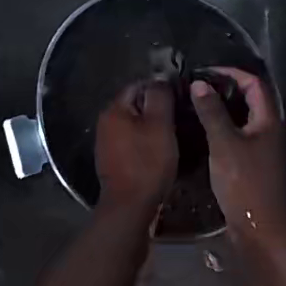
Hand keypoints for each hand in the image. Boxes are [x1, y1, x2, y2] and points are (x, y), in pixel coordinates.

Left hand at [93, 80, 176, 216]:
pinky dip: (144, 142)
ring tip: (173, 134)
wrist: (130, 205)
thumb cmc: (147, 162)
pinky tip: (159, 151)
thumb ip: (159, 98)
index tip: (180, 98)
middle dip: (155, 108)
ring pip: (133, 124)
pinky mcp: (111, 159)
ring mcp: (106, 142)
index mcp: (114, 110)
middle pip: (134, 105)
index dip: (160, 89)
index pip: (137, 86)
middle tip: (179, 117)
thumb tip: (159, 79)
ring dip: (151, 127)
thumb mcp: (160, 126)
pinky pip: (130, 142)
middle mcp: (105, 122)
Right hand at [189, 67, 285, 245]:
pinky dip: (221, 128)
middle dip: (224, 89)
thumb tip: (199, 84)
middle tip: (195, 87)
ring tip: (193, 106)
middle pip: (250, 99)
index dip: (232, 73)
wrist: (262, 231)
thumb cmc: (246, 184)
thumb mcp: (224, 144)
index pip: (255, 84)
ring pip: (242, 119)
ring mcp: (263, 150)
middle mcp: (269, 131)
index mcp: (269, 121)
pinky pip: (237, 136)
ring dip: (221, 109)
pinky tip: (200, 133)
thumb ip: (212, 113)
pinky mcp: (253, 166)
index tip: (204, 72)